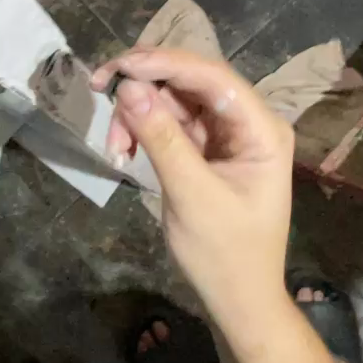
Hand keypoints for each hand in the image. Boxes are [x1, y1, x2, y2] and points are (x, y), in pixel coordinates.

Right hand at [90, 49, 295, 324]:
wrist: (238, 299)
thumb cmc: (225, 253)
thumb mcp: (191, 196)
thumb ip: (161, 138)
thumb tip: (128, 87)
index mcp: (262, 128)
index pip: (213, 77)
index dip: (165, 63)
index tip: (120, 66)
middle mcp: (247, 120)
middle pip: (191, 80)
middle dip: (145, 84)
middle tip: (100, 86)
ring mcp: (226, 132)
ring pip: (174, 98)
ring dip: (138, 112)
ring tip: (115, 146)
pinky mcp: (205, 145)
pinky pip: (170, 120)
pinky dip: (143, 128)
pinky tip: (123, 149)